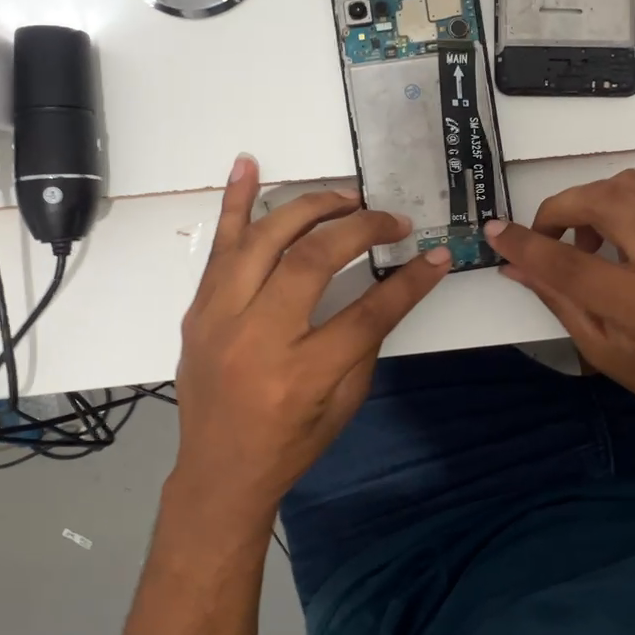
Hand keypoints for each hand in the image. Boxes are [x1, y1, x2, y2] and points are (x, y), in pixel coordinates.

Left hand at [172, 155, 450, 507]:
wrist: (219, 470)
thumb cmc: (292, 440)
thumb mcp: (345, 400)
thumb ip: (365, 338)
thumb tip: (393, 280)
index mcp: (303, 373)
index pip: (367, 312)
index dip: (408, 280)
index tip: (435, 255)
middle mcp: (257, 338)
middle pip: (313, 261)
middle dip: (360, 230)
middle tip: (390, 220)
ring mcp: (219, 318)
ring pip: (265, 240)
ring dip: (309, 208)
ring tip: (345, 197)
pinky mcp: (199, 308)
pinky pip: (218, 246)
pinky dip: (235, 202)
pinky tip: (249, 164)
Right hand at [482, 170, 634, 437]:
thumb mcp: (606, 352)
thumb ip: (559, 301)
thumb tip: (516, 266)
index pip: (569, 263)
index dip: (525, 245)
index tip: (498, 234)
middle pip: (602, 201)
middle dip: (560, 208)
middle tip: (548, 233)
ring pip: (630, 184)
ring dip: (593, 200)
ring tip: (587, 238)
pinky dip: (625, 203)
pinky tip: (621, 236)